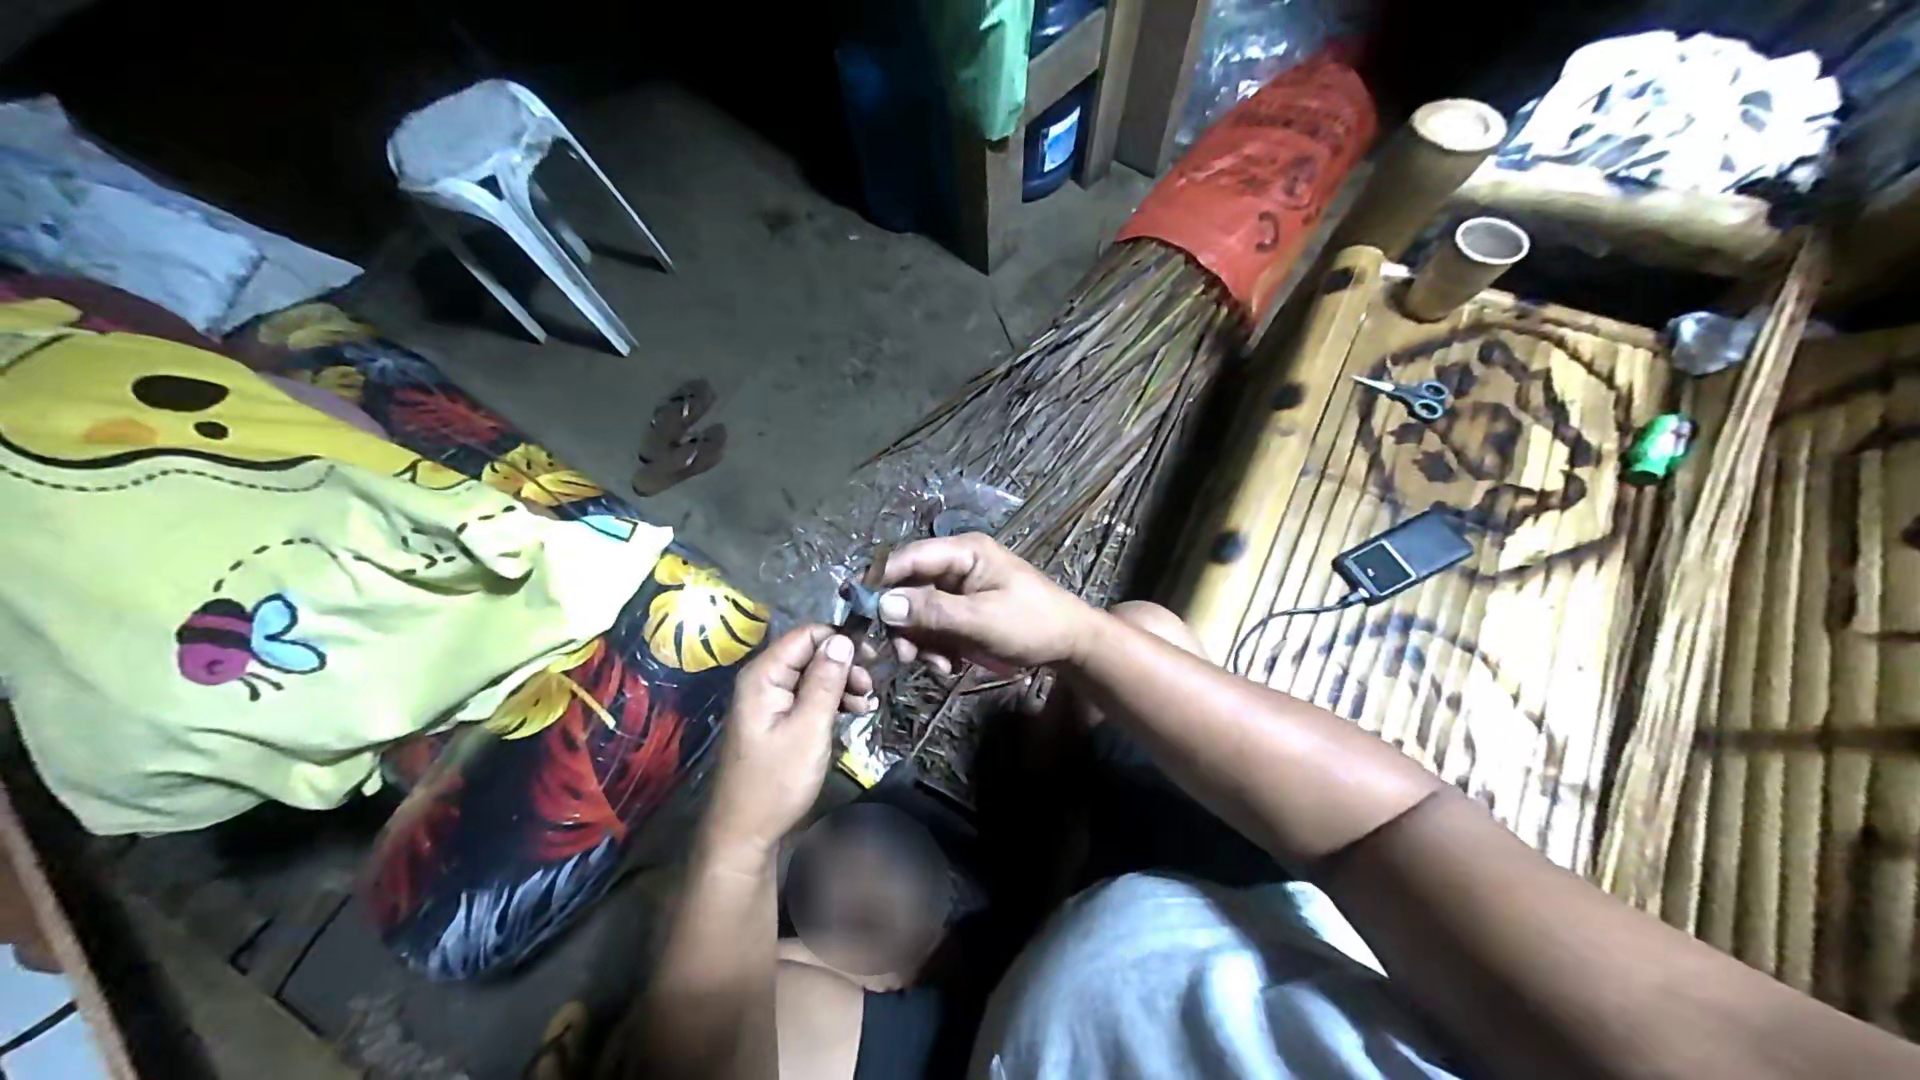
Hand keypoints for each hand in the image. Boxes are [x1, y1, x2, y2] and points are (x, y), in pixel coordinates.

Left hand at [704, 626, 874, 864]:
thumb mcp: (809, 729)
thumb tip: (843, 639)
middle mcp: (764, 680)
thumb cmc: (776, 781)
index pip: (807, 635)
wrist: (745, 833)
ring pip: (813, 674)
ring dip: (842, 683)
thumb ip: (826, 681)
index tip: (871, 658)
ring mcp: (769, 700)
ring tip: (866, 703)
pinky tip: (853, 711)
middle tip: (870, 687)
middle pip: (810, 653)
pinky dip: (831, 700)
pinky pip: (808, 695)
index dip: (840, 640)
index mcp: (764, 676)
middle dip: (844, 664)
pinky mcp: (777, 718)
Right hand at [876, 534, 1097, 673]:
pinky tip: (949, 665)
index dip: (881, 582)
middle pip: (907, 588)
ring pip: (917, 612)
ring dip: (919, 641)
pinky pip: (933, 627)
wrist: (1071, 646)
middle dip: (903, 623)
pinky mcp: (962, 612)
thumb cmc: (1032, 624)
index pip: (907, 558)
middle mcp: (956, 565)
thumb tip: (882, 605)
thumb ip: (931, 611)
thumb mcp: (981, 619)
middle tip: (905, 654)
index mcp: (963, 552)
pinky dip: (934, 647)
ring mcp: (959, 590)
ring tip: (938, 665)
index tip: (860, 613)